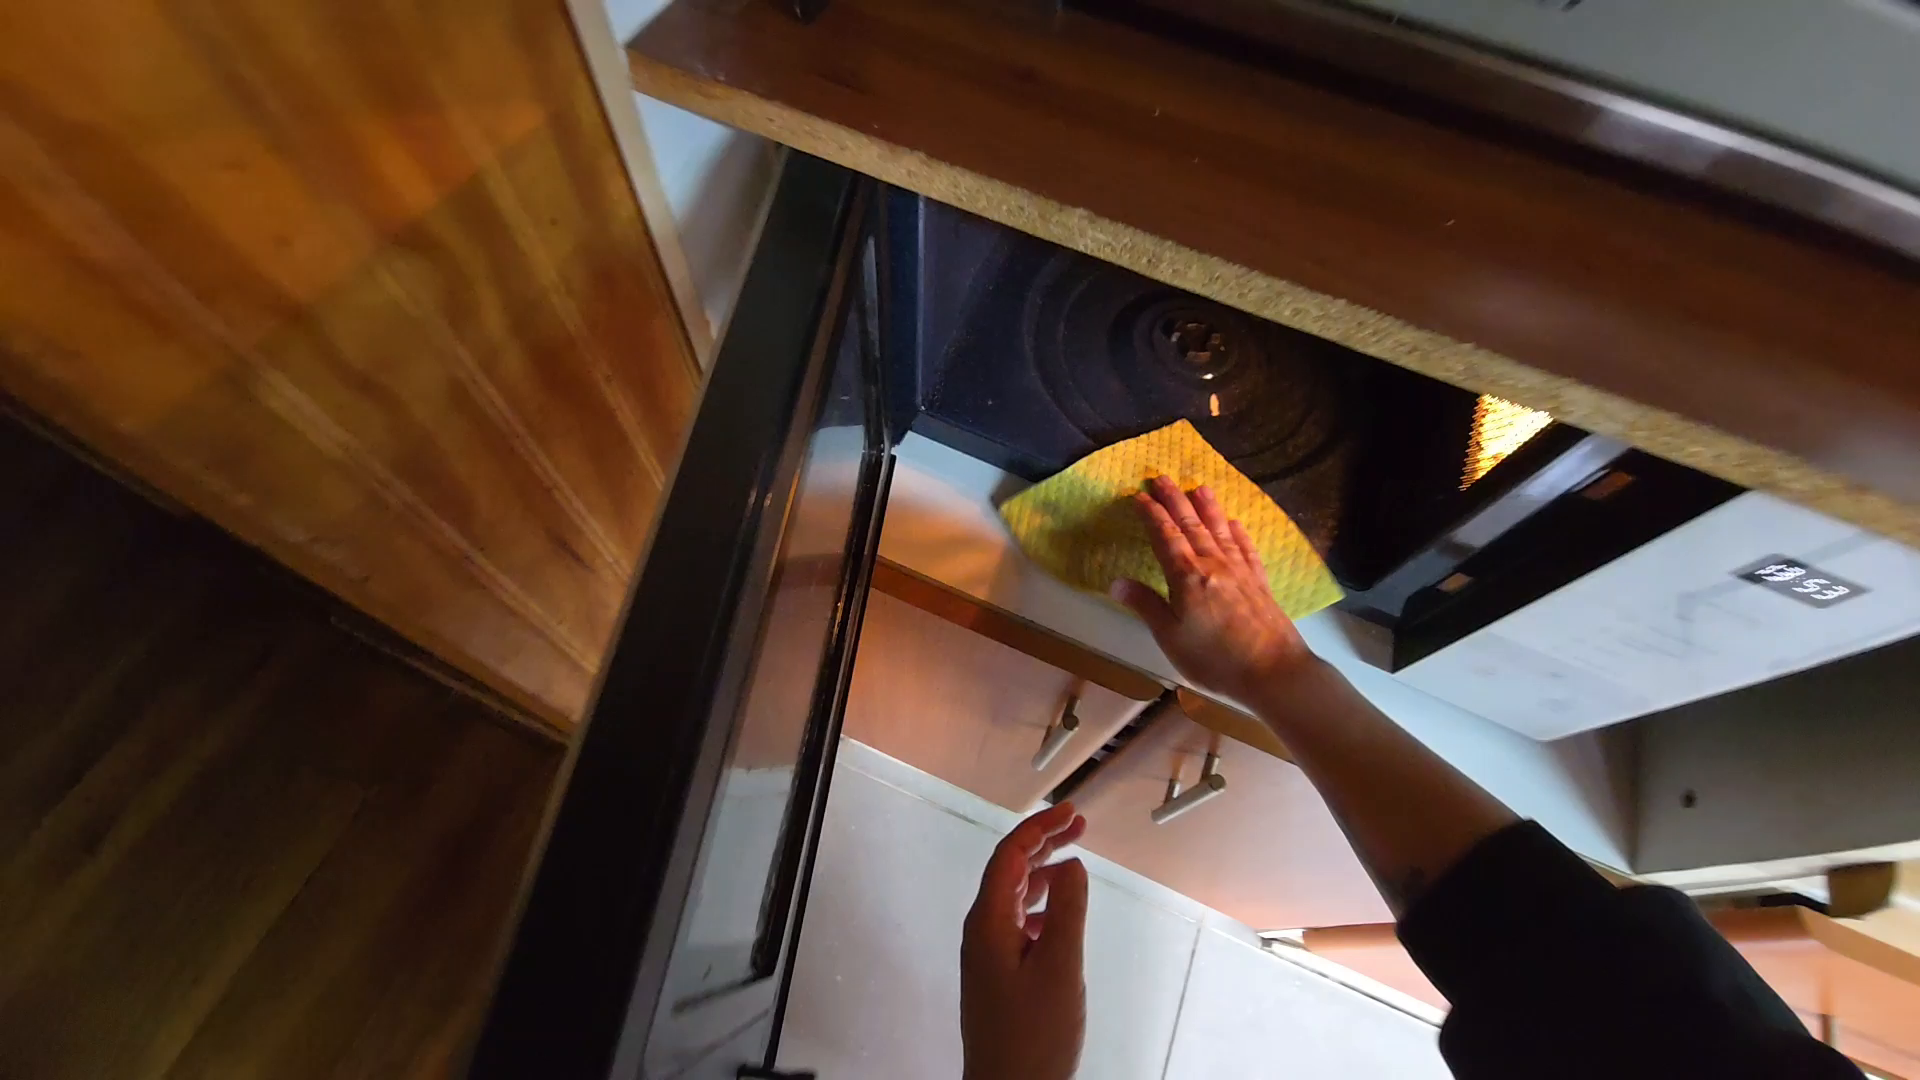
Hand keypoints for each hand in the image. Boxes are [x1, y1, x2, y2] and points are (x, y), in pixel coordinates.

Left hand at [961, 802, 1089, 1079]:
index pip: (1009, 856)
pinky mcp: (997, 971)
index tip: (1070, 812)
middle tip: (1078, 824)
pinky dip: (1040, 904)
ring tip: (1075, 859)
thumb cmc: (1033, 1034)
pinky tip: (1060, 912)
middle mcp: (981, 929)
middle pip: (1010, 869)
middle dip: (1043, 842)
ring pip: (1014, 894)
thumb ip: (1068, 911)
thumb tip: (1072, 864)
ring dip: (1044, 872)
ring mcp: (987, 951)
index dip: (1039, 828)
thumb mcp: (1060, 968)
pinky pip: (1017, 920)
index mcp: (988, 920)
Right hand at [1111, 475, 1317, 705]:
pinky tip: (1236, 523)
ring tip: (1199, 488)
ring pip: (1220, 530)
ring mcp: (1240, 571)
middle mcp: (1213, 564)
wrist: (1274, 671)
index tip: (1139, 495)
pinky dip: (1239, 533)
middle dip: (1175, 500)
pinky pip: (1247, 549)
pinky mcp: (1259, 582)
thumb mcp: (1170, 637)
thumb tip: (1116, 582)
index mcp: (1187, 576)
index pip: (1165, 537)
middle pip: (1191, 525)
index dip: (1151, 515)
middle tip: (1162, 478)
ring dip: (1208, 508)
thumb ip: (1146, 606)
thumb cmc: (1214, 658)